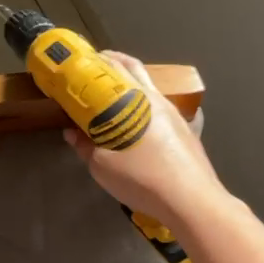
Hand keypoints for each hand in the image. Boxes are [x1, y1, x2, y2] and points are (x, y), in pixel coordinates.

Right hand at [64, 51, 227, 227]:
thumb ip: (85, 146)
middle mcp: (158, 100)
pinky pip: (159, 110)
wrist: (192, 202)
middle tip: (95, 70)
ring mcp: (176, 116)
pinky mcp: (186, 133)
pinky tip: (135, 125)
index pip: (117, 67)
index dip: (99, 60)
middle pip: (137, 70)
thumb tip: (71, 132)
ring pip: (149, 90)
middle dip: (115, 65)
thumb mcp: (103, 166)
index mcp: (137, 100)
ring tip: (111, 98)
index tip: (83, 62)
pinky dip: (142, 107)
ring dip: (130, 86)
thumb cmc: (143, 178)